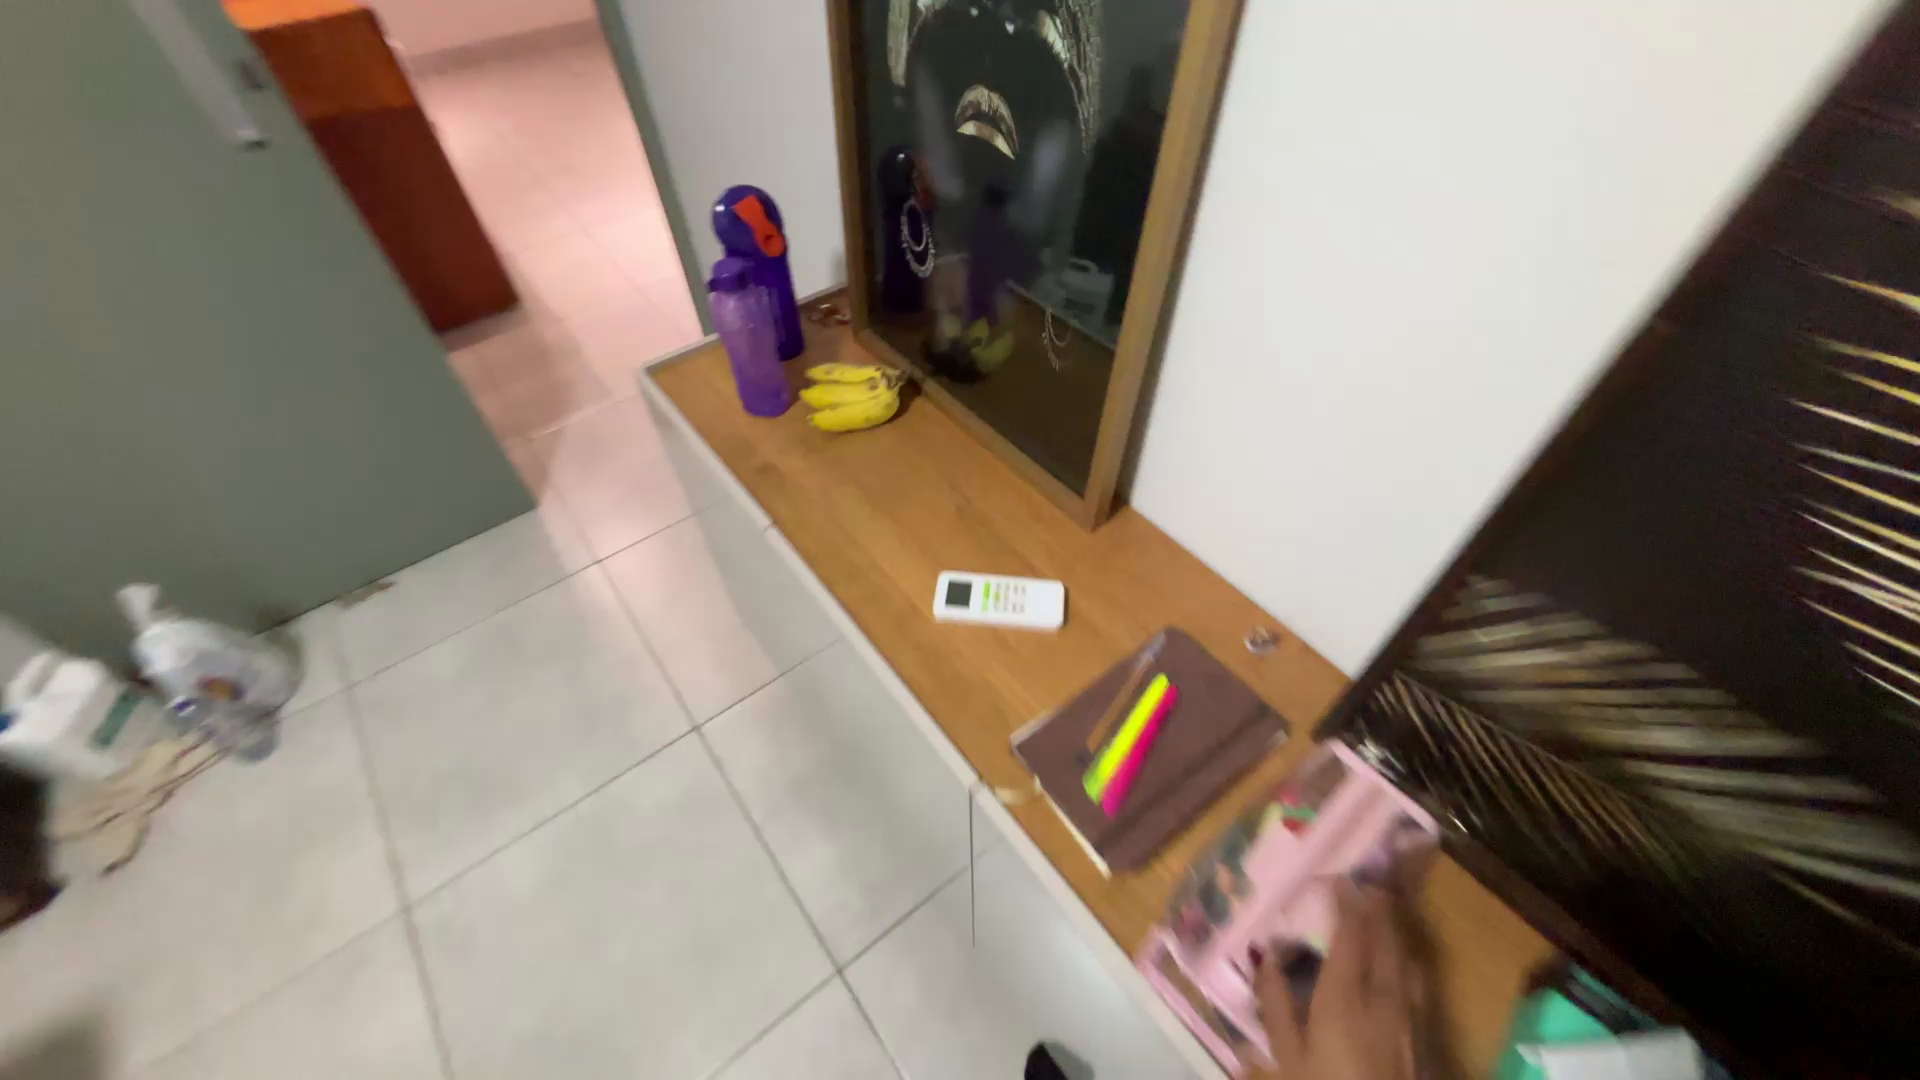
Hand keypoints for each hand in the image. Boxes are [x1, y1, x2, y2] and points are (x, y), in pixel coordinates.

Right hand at [1254, 883, 1418, 1079]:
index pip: (1350, 938)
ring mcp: (1407, 1026)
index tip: (1339, 879)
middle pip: (1386, 945)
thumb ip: (1275, 1003)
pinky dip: (1404, 964)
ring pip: (1406, 966)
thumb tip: (1267, 956)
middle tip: (1370, 884)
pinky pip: (1413, 988)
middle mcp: (1382, 1004)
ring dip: (1395, 935)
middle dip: (1379, 911)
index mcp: (1343, 1001)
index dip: (1347, 905)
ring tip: (1385, 915)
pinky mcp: (1419, 1046)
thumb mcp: (1286, 1058)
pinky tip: (1399, 968)